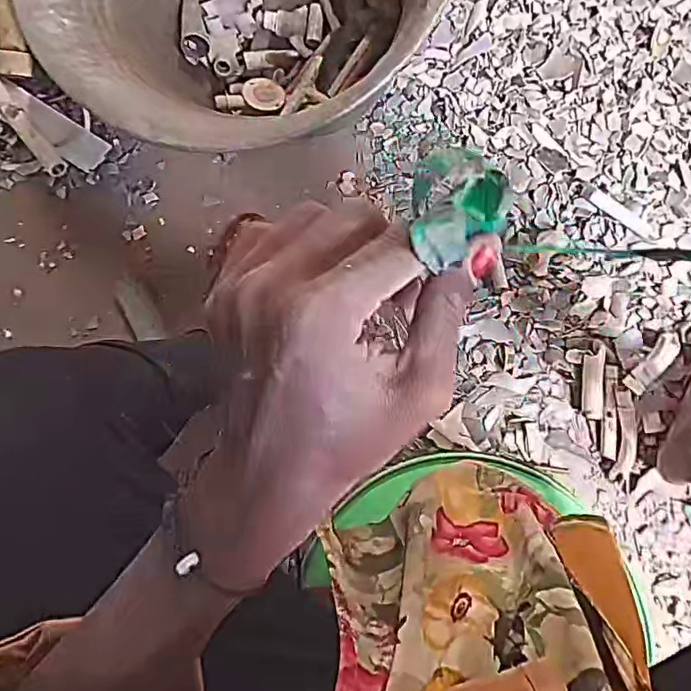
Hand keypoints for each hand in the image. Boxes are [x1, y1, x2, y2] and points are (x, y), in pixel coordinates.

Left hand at [183, 203, 477, 588]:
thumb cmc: (346, 443)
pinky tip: (317, 283)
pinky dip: (304, 245)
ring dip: (348, 241)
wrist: (266, 475)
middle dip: (392, 245)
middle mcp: (273, 283)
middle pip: (355, 217)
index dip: (437, 243)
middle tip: (401, 288)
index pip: (398, 244)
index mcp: (323, 312)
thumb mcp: (418, 390)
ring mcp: (240, 281)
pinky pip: (273, 231)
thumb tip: (468, 255)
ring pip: (315, 215)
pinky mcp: (222, 286)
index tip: (459, 246)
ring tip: (358, 288)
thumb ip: (446, 315)